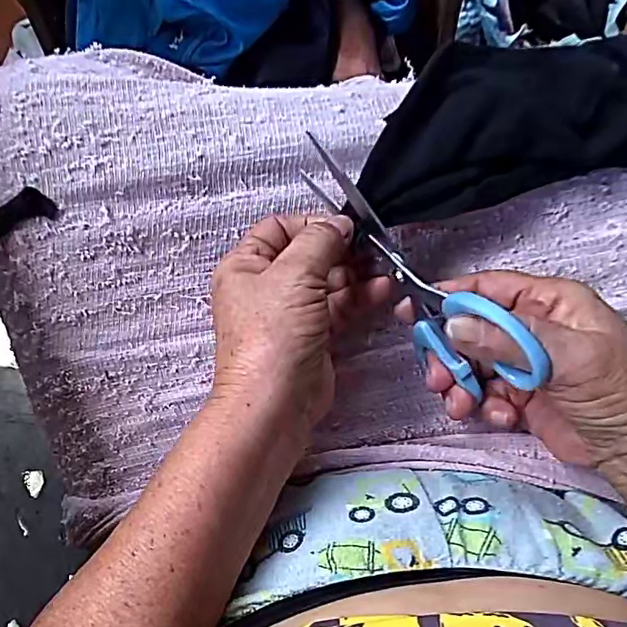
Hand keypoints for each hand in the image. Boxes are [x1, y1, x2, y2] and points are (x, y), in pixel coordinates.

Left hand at [209, 214, 396, 430]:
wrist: (275, 403)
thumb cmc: (268, 344)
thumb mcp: (294, 274)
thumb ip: (319, 240)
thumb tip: (338, 223)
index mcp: (245, 267)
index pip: (279, 228)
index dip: (312, 224)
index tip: (343, 227)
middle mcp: (265, 290)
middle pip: (309, 257)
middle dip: (341, 251)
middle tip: (369, 249)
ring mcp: (290, 317)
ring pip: (328, 284)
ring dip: (357, 275)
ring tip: (381, 271)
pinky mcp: (313, 339)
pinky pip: (339, 310)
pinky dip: (359, 299)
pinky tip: (380, 290)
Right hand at [403, 271, 626, 469]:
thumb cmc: (624, 390)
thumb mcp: (569, 356)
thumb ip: (510, 340)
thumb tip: (454, 325)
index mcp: (549, 304)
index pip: (489, 290)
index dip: (450, 299)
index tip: (414, 312)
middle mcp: (532, 331)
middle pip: (471, 332)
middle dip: (450, 354)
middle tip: (439, 377)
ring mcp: (525, 367)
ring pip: (472, 368)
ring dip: (461, 387)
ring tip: (465, 405)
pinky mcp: (522, 400)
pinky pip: (486, 398)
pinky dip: (484, 410)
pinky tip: (502, 419)